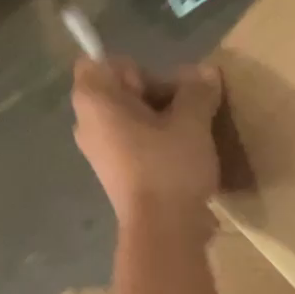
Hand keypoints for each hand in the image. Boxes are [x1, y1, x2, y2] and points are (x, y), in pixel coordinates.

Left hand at [72, 57, 223, 223]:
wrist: (163, 230)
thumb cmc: (171, 168)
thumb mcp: (193, 125)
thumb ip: (198, 93)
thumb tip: (207, 70)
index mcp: (96, 99)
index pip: (112, 63)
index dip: (149, 73)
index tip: (178, 97)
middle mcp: (87, 121)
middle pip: (123, 94)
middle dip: (160, 101)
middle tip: (194, 119)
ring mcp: (98, 153)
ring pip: (131, 124)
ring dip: (162, 128)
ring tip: (193, 144)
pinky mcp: (116, 178)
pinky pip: (135, 150)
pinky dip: (157, 151)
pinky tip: (183, 167)